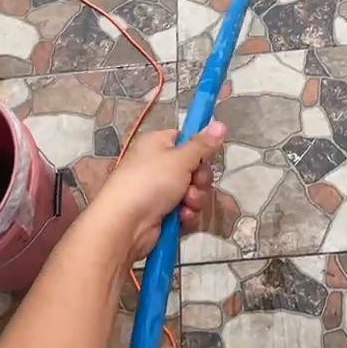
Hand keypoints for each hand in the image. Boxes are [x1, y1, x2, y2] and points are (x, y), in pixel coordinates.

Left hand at [94, 123, 226, 260]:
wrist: (126, 223)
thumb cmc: (151, 181)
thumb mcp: (181, 159)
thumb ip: (203, 145)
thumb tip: (221, 124)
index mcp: (158, 144)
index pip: (184, 139)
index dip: (198, 148)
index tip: (208, 155)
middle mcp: (158, 165)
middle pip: (194, 166)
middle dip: (200, 179)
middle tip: (195, 184)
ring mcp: (160, 189)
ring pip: (193, 190)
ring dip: (195, 198)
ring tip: (186, 204)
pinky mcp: (163, 211)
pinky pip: (185, 208)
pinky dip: (186, 213)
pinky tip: (180, 217)